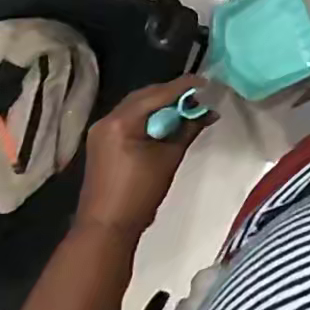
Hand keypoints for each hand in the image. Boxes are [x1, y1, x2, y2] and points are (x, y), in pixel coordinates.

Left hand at [75, 74, 216, 239]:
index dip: (183, 86)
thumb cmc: (140, 193)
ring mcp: (101, 130)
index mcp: (122, 121)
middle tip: (197, 96)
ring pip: (135, 106)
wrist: (106, 227)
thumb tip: (209, 112)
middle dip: (171, 94)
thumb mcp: (169, 158)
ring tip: (184, 109)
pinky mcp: (101, 141)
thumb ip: (188, 129)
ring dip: (159, 105)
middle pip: (144, 96)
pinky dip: (147, 117)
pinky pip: (128, 119)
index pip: (157, 94)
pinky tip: (165, 122)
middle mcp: (107, 119)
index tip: (205, 82)